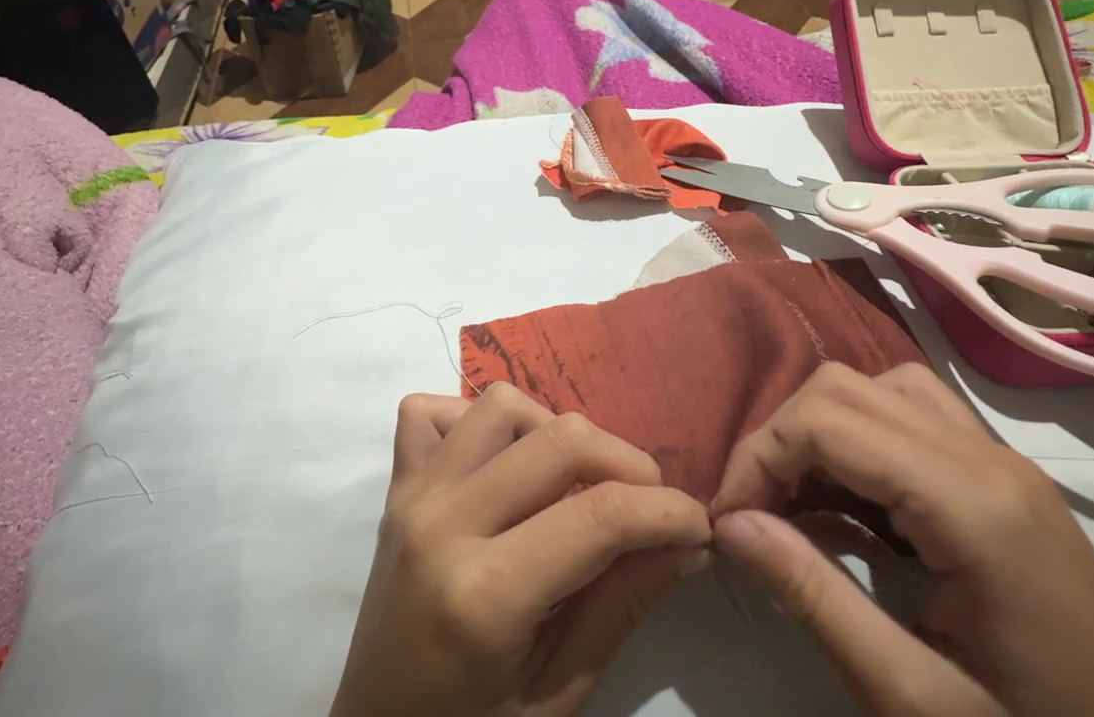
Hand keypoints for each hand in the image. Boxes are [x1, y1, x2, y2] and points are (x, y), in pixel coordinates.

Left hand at [332, 383, 712, 716]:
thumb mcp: (557, 694)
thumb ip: (621, 608)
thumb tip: (689, 544)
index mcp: (485, 593)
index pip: (601, 515)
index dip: (668, 511)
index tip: (700, 526)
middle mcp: (443, 523)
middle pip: (559, 441)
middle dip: (628, 463)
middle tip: (652, 509)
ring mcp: (411, 496)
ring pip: (501, 406)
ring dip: (556, 432)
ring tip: (577, 483)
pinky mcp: (393, 487)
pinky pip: (429, 412)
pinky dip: (475, 422)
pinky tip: (504, 465)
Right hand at [711, 364, 1093, 716]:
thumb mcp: (913, 695)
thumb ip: (815, 598)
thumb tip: (729, 525)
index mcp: (973, 503)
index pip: (829, 421)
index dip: (758, 458)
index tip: (727, 524)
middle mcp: (989, 457)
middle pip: (847, 388)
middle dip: (781, 440)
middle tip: (754, 515)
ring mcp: (1003, 463)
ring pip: (880, 390)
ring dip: (821, 434)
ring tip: (796, 505)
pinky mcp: (1006, 482)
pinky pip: (913, 421)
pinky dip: (859, 444)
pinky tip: (848, 509)